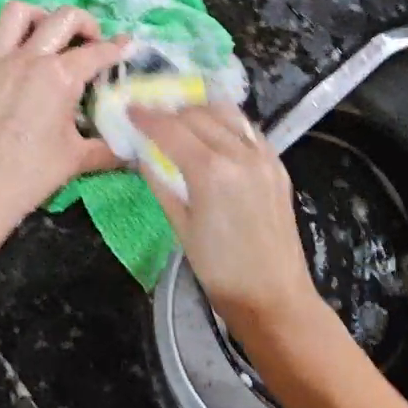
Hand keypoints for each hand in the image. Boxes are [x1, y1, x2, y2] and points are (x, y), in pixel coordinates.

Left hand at [0, 2, 126, 218]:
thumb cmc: (30, 174)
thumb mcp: (77, 159)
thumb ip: (109, 148)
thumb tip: (135, 149)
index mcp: (60, 77)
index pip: (97, 52)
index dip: (117, 48)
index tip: (126, 47)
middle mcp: (29, 57)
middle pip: (64, 17)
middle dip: (85, 23)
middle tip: (90, 42)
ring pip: (18, 11)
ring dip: (39, 16)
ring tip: (47, 36)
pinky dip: (3, 33)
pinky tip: (13, 51)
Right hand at [131, 103, 324, 329]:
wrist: (274, 297)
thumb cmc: (219, 269)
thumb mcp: (179, 225)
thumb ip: (159, 181)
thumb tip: (143, 153)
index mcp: (210, 171)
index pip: (170, 129)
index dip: (146, 117)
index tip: (129, 110)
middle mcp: (239, 154)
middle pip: (197, 115)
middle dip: (169, 112)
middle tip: (151, 118)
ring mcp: (263, 157)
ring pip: (226, 113)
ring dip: (199, 111)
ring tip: (181, 120)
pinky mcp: (277, 166)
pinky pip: (247, 129)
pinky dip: (226, 123)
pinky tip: (214, 134)